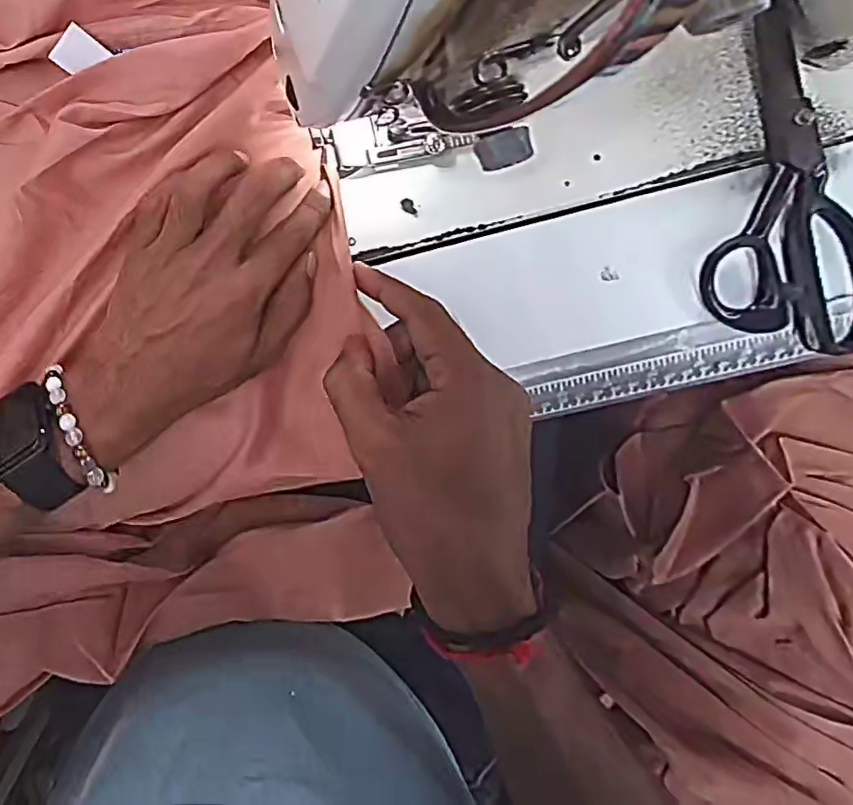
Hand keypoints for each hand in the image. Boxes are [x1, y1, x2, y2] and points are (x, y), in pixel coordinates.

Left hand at [65, 152, 332, 468]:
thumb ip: (290, 308)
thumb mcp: (258, 355)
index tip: (318, 194)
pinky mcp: (142, 249)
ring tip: (236, 160)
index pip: (288, 236)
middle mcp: (209, 262)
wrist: (133, 379)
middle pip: (249, 200)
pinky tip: (188, 181)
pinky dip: (173, 186)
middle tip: (287, 167)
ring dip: (220, 167)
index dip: (310, 209)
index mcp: (243, 289)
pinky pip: (156, 204)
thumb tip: (307, 265)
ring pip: (197, 190)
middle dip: (276, 175)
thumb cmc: (194, 371)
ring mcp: (171, 251)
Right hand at [322, 263, 535, 633]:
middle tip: (357, 382)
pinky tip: (401, 431)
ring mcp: (503, 410)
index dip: (386, 289)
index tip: (358, 273)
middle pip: (430, 341)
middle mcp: (497, 387)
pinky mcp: (500, 431)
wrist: (476, 580)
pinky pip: (452, 392)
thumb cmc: (429, 514)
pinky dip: (419, 397)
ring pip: (439, 367)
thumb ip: (350, 383)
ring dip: (402, 379)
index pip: (425, 315)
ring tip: (380, 421)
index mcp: (471, 381)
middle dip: (388, 352)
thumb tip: (349, 349)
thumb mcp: (373, 442)